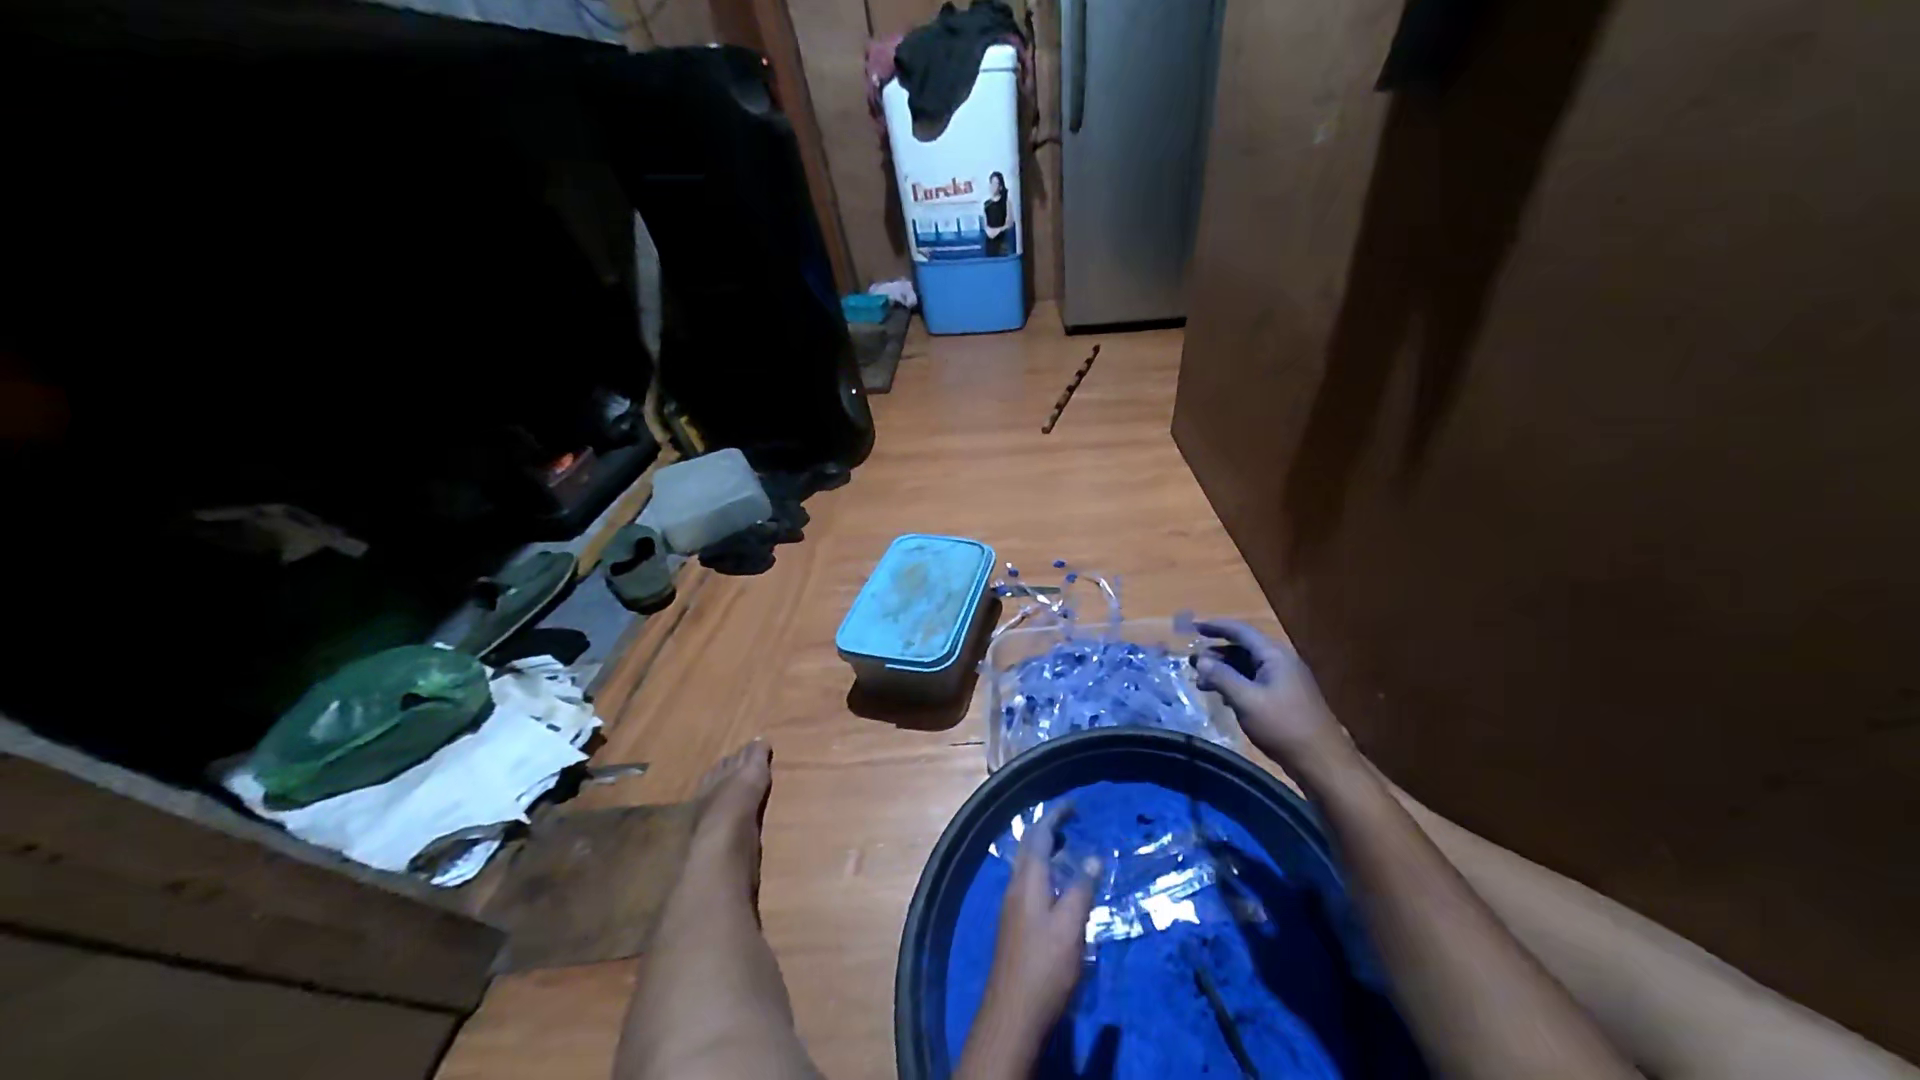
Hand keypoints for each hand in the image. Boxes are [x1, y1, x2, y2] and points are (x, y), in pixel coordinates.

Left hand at [958, 811, 1097, 1078]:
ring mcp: (1012, 906)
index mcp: (1028, 881)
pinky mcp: (1015, 925)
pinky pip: (1029, 883)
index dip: (1054, 817)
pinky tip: (1059, 887)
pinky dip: (1045, 872)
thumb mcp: (1071, 927)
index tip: (1073, 805)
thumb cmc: (1045, 966)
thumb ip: (1081, 890)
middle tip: (1071, 822)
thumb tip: (1093, 857)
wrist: (1013, 1012)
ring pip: (1027, 866)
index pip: (1038, 836)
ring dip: (1045, 851)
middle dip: (1047, 829)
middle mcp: (1015, 887)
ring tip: (1069, 848)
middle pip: (1028, 847)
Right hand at [1195, 619, 1349, 767]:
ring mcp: (1285, 680)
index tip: (1192, 627)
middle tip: (1192, 663)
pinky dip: (1235, 684)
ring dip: (1224, 671)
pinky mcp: (1285, 698)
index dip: (1215, 626)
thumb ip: (1221, 677)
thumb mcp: (1246, 700)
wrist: (1321, 761)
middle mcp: (1281, 662)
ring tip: (1201, 682)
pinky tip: (1222, 697)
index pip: (1241, 631)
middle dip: (1216, 653)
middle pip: (1244, 648)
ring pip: (1248, 666)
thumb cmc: (1283, 726)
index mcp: (1274, 656)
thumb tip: (1201, 660)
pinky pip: (1255, 681)